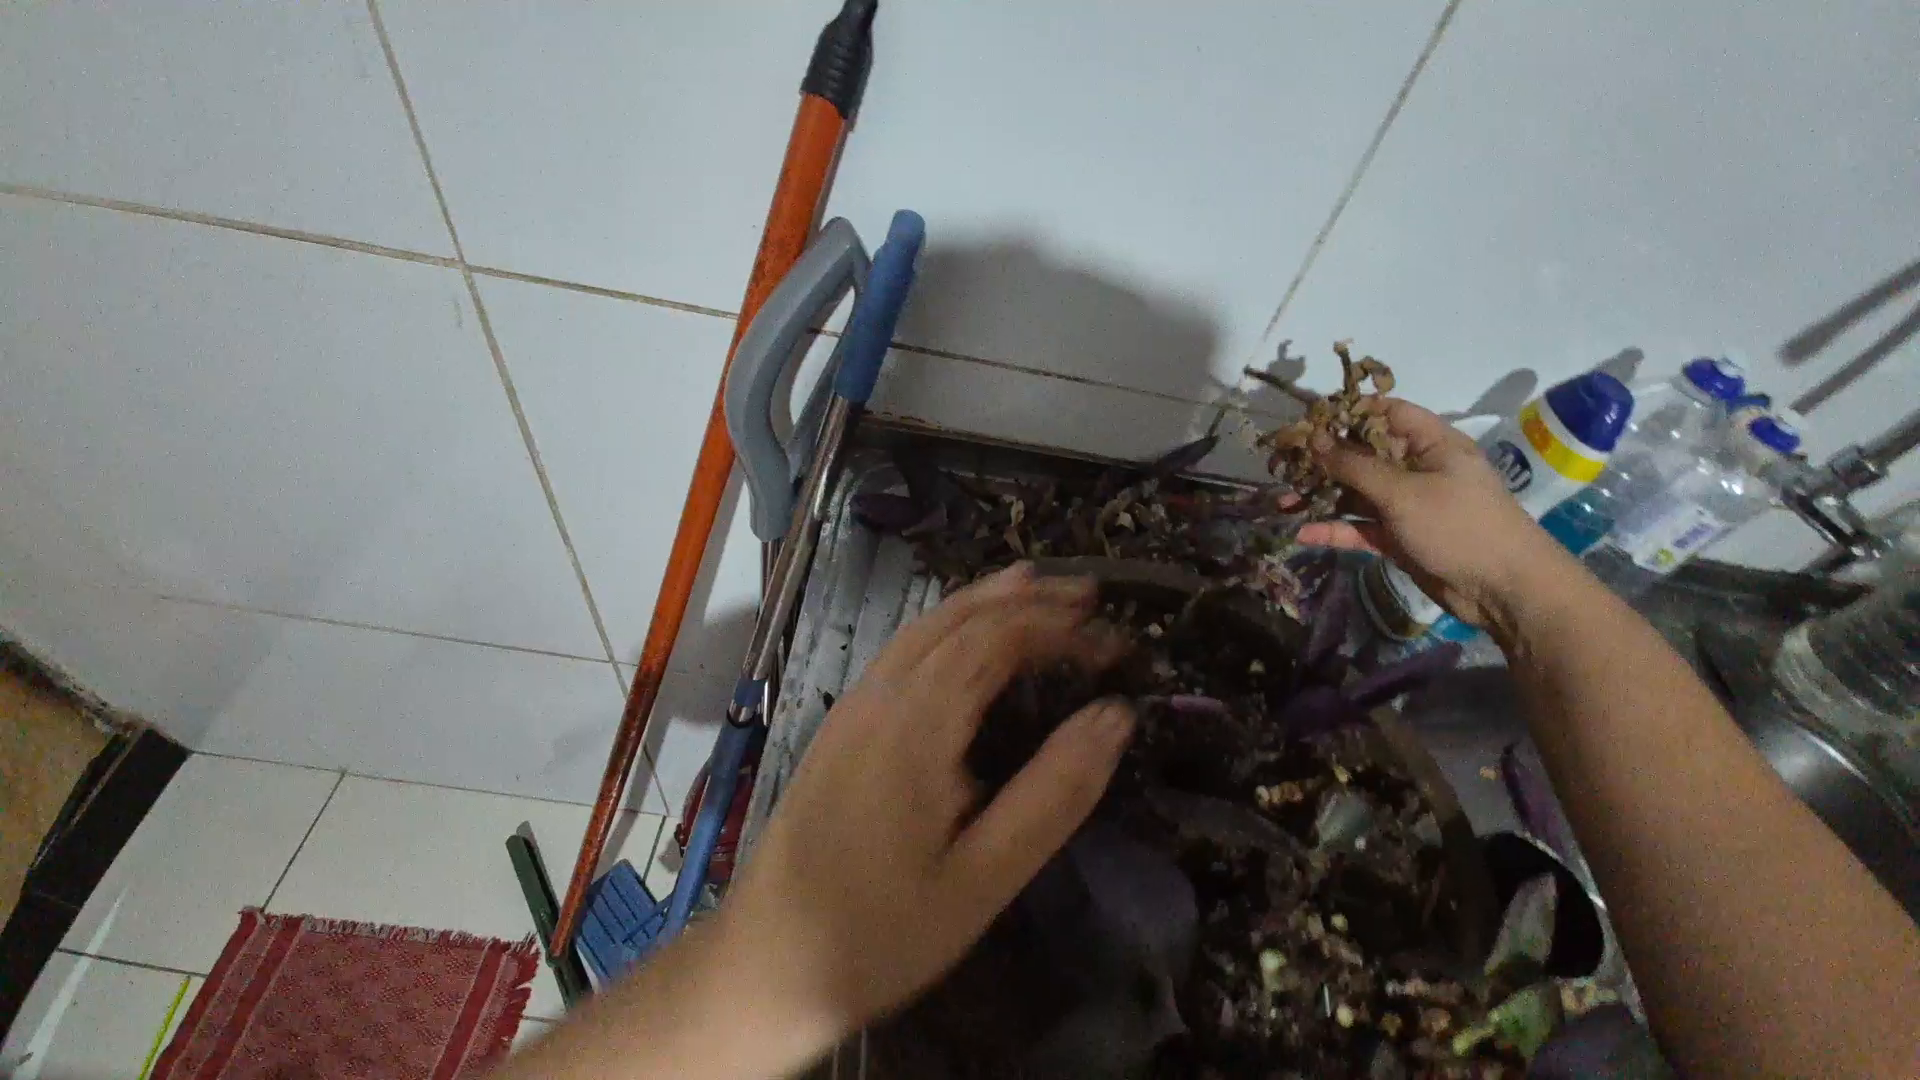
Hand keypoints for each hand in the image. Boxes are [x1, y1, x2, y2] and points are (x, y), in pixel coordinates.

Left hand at [713, 564, 1133, 1055]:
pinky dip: (950, 625)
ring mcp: (853, 705)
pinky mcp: (842, 725)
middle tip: (1088, 596)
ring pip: (925, 626)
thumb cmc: (882, 932)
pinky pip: (904, 649)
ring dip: (985, 602)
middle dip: (1026, 599)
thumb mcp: (984, 878)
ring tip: (1037, 590)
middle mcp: (880, 695)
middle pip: (959, 617)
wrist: (765, 964)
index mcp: (916, 722)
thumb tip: (1114, 716)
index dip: (1060, 629)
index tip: (1116, 645)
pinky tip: (968, 641)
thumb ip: (1053, 793)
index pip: (997, 639)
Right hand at [1296, 399, 1572, 627]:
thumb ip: (1355, 466)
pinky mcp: (1398, 537)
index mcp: (1431, 444)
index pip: (1386, 413)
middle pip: (1363, 455)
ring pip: (1355, 493)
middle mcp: (1417, 469)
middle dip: (1323, 460)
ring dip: (1321, 497)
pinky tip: (1303, 534)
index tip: (1308, 420)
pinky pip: (1359, 527)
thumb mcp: (1403, 492)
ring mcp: (1407, 505)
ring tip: (1282, 502)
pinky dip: (1334, 529)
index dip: (1348, 412)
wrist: (1502, 589)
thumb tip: (1315, 440)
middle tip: (1283, 464)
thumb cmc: (1459, 526)